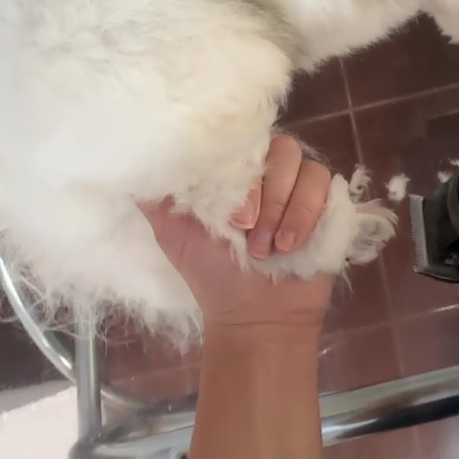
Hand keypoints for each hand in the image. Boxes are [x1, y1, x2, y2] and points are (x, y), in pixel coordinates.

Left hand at [139, 135, 336, 336]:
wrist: (255, 317)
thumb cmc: (212, 273)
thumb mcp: (174, 233)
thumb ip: (157, 197)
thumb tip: (130, 161)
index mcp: (238, 171)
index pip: (246, 141)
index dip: (244, 175)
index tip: (234, 216)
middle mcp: (271, 171)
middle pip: (283, 150)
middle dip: (269, 196)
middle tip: (251, 234)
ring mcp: (301, 186)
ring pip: (307, 169)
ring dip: (289, 211)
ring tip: (272, 249)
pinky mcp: (328, 204)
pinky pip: (327, 186)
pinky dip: (308, 216)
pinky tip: (293, 246)